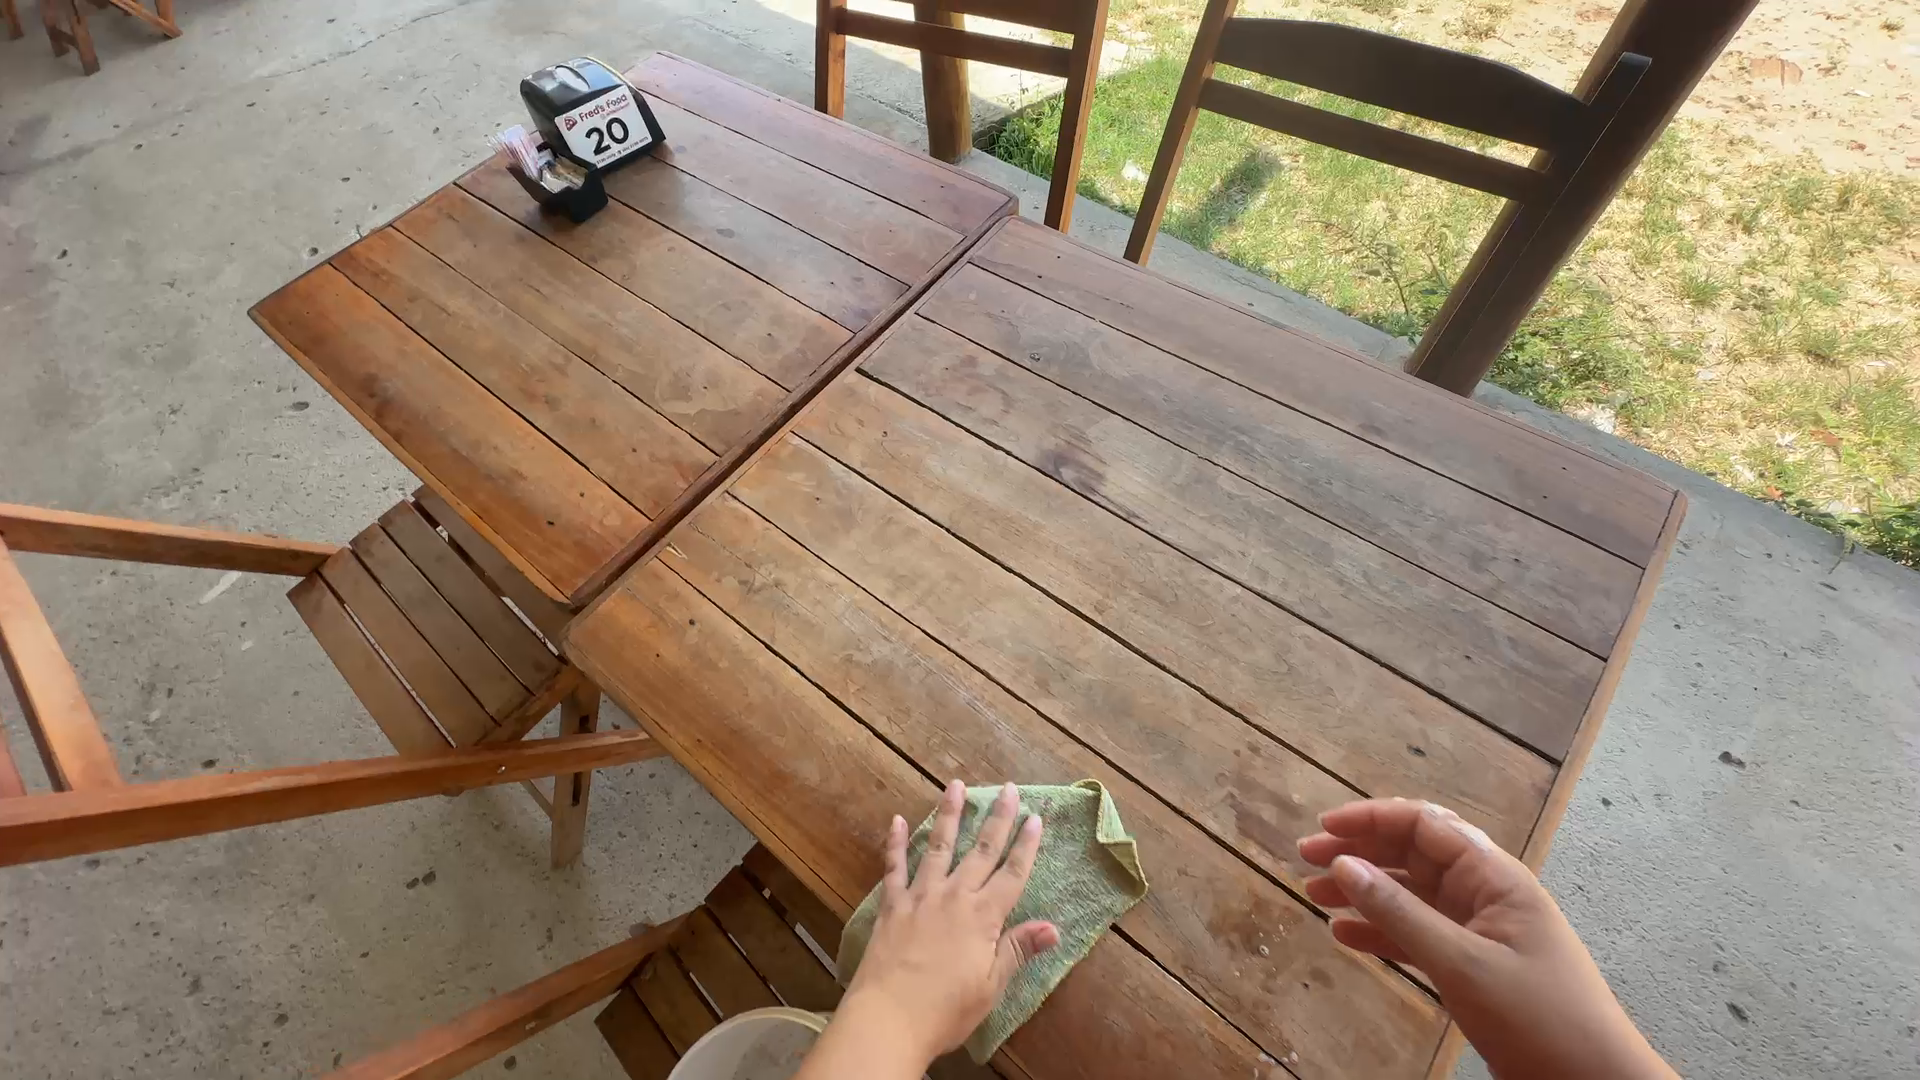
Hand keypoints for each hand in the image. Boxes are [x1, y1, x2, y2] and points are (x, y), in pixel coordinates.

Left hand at [799, 781, 1059, 1079]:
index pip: (1011, 873)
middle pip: (982, 850)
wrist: (889, 1018)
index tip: (1035, 816)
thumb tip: (1054, 927)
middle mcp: (954, 895)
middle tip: (1008, 788)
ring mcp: (921, 895)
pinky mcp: (893, 903)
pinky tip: (895, 819)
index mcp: (982, 916)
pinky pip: (895, 866)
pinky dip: (895, 842)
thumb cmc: (946, 1010)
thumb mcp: (990, 986)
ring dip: (950, 814)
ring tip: (957, 785)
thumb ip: (1018, 949)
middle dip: (998, 818)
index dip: (1026, 845)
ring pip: (939, 845)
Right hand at [1298, 799, 1676, 1079]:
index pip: (1422, 823)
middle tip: (1306, 858)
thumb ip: (1399, 912)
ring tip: (1313, 896)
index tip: (1325, 827)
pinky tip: (1343, 935)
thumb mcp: (1462, 964)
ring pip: (1405, 893)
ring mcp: (1475, 928)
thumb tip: (1341, 864)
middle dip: (1356, 852)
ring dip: (1359, 891)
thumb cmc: (1540, 1019)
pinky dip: (1377, 930)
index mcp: (1492, 876)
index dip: (1371, 818)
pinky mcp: (1469, 963)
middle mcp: (1481, 892)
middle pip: (1408, 854)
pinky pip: (1412, 931)